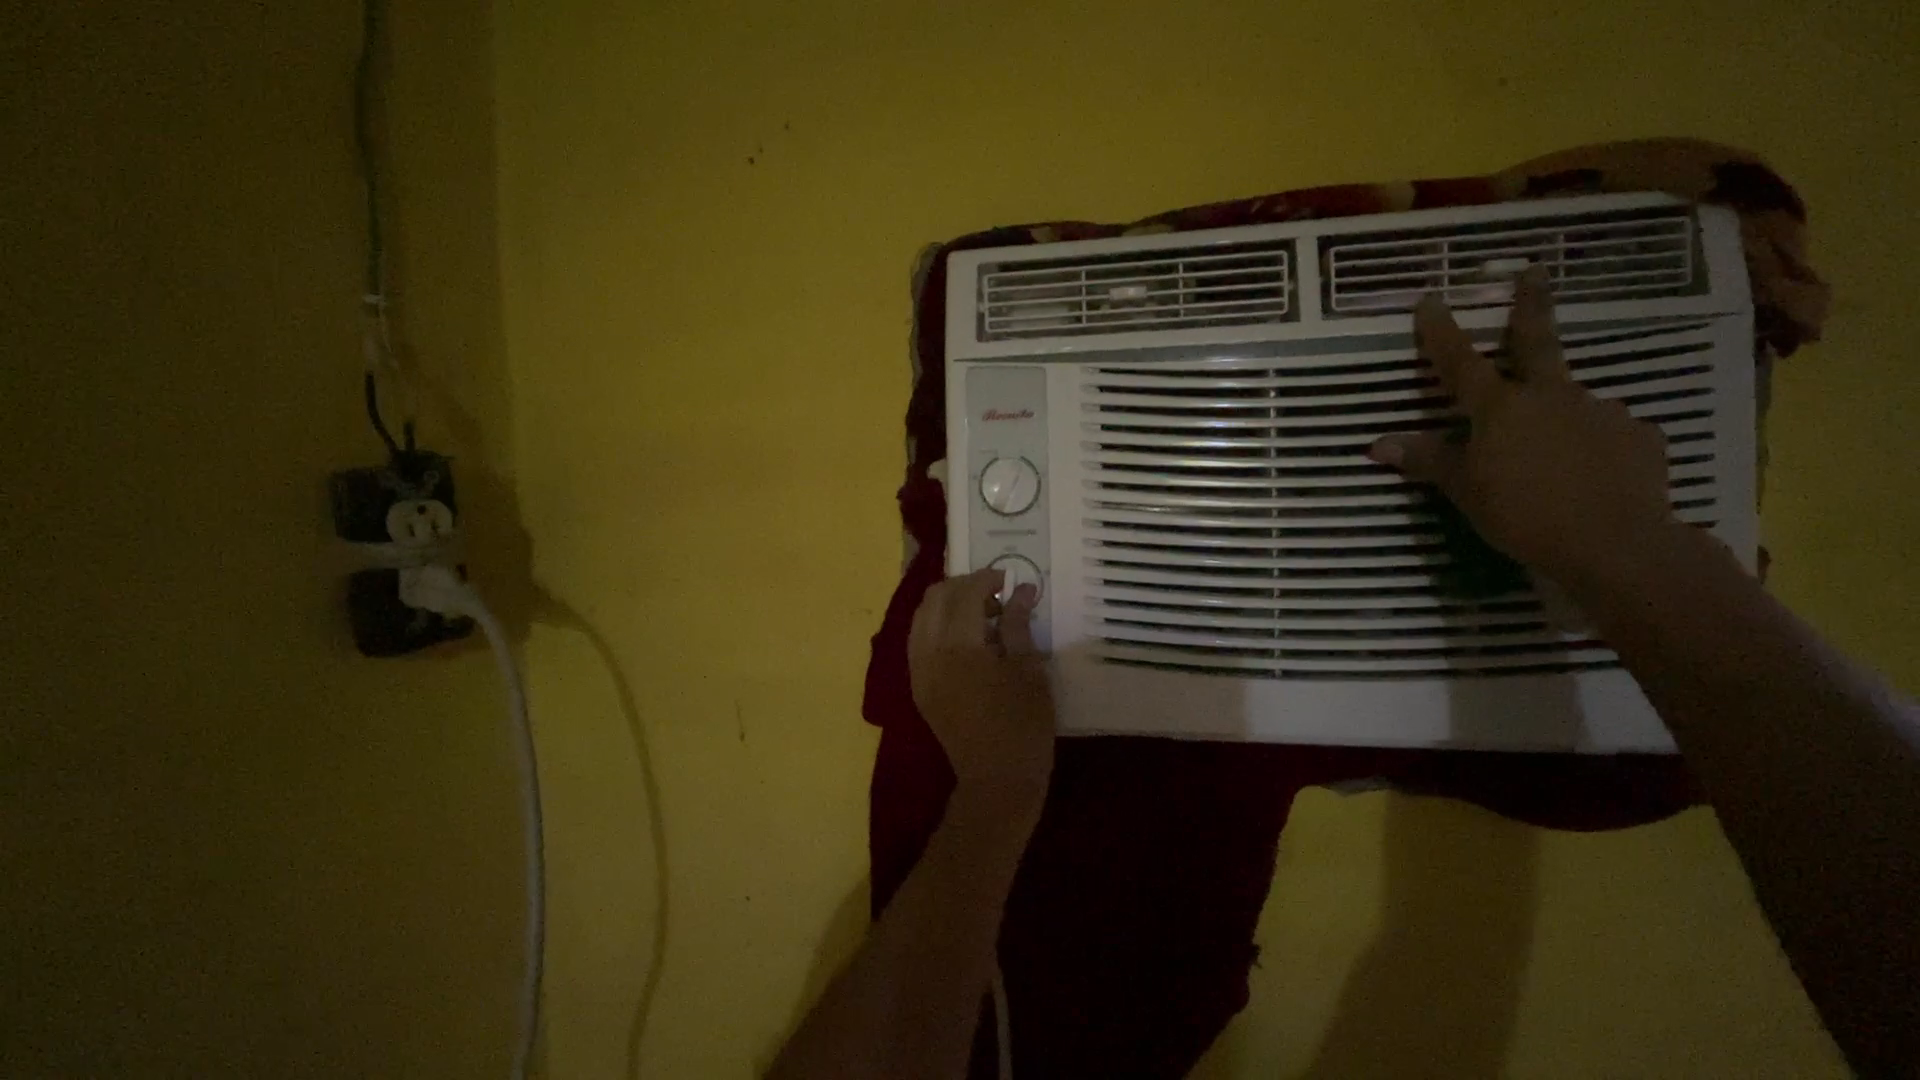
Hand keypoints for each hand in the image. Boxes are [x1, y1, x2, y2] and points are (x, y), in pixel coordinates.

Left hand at [908, 569, 1054, 815]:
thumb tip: (1021, 590)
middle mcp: (929, 653)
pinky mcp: (918, 687)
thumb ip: (1018, 624)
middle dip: (963, 586)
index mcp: (959, 647)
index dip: (986, 578)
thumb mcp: (1029, 670)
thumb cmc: (1024, 726)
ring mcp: (918, 671)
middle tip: (995, 593)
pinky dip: (937, 627)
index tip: (1008, 579)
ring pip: (921, 618)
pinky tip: (964, 636)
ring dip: (947, 605)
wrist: (997, 781)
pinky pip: (918, 642)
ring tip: (981, 614)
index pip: (965, 594)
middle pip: (935, 599)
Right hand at [1367, 267, 1679, 590]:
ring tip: (1552, 446)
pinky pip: (1607, 432)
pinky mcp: (1638, 436)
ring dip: (1557, 407)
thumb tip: (1377, 444)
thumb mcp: (1465, 491)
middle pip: (1537, 341)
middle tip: (1535, 271)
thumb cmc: (1523, 515)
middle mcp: (1551, 396)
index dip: (1440, 331)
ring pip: (1570, 398)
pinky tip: (1590, 470)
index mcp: (1501, 408)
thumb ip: (1429, 461)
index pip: (1460, 361)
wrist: (1615, 543)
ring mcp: (1600, 411)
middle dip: (1531, 304)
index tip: (1429, 298)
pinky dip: (1592, 443)